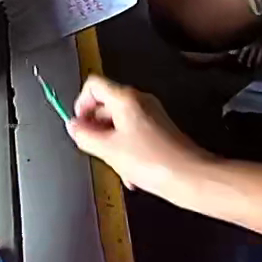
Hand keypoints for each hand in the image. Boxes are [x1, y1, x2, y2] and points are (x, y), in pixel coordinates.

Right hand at [66, 76, 215, 202]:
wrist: (188, 176)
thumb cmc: (151, 161)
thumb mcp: (109, 150)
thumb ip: (85, 136)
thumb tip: (73, 126)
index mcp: (126, 98)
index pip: (93, 85)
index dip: (81, 104)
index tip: (79, 127)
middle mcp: (139, 100)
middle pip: (105, 104)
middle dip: (95, 128)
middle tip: (94, 150)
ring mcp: (150, 113)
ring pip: (118, 122)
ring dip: (110, 143)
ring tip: (116, 166)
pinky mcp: (158, 128)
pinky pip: (132, 132)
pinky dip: (125, 149)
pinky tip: (130, 172)